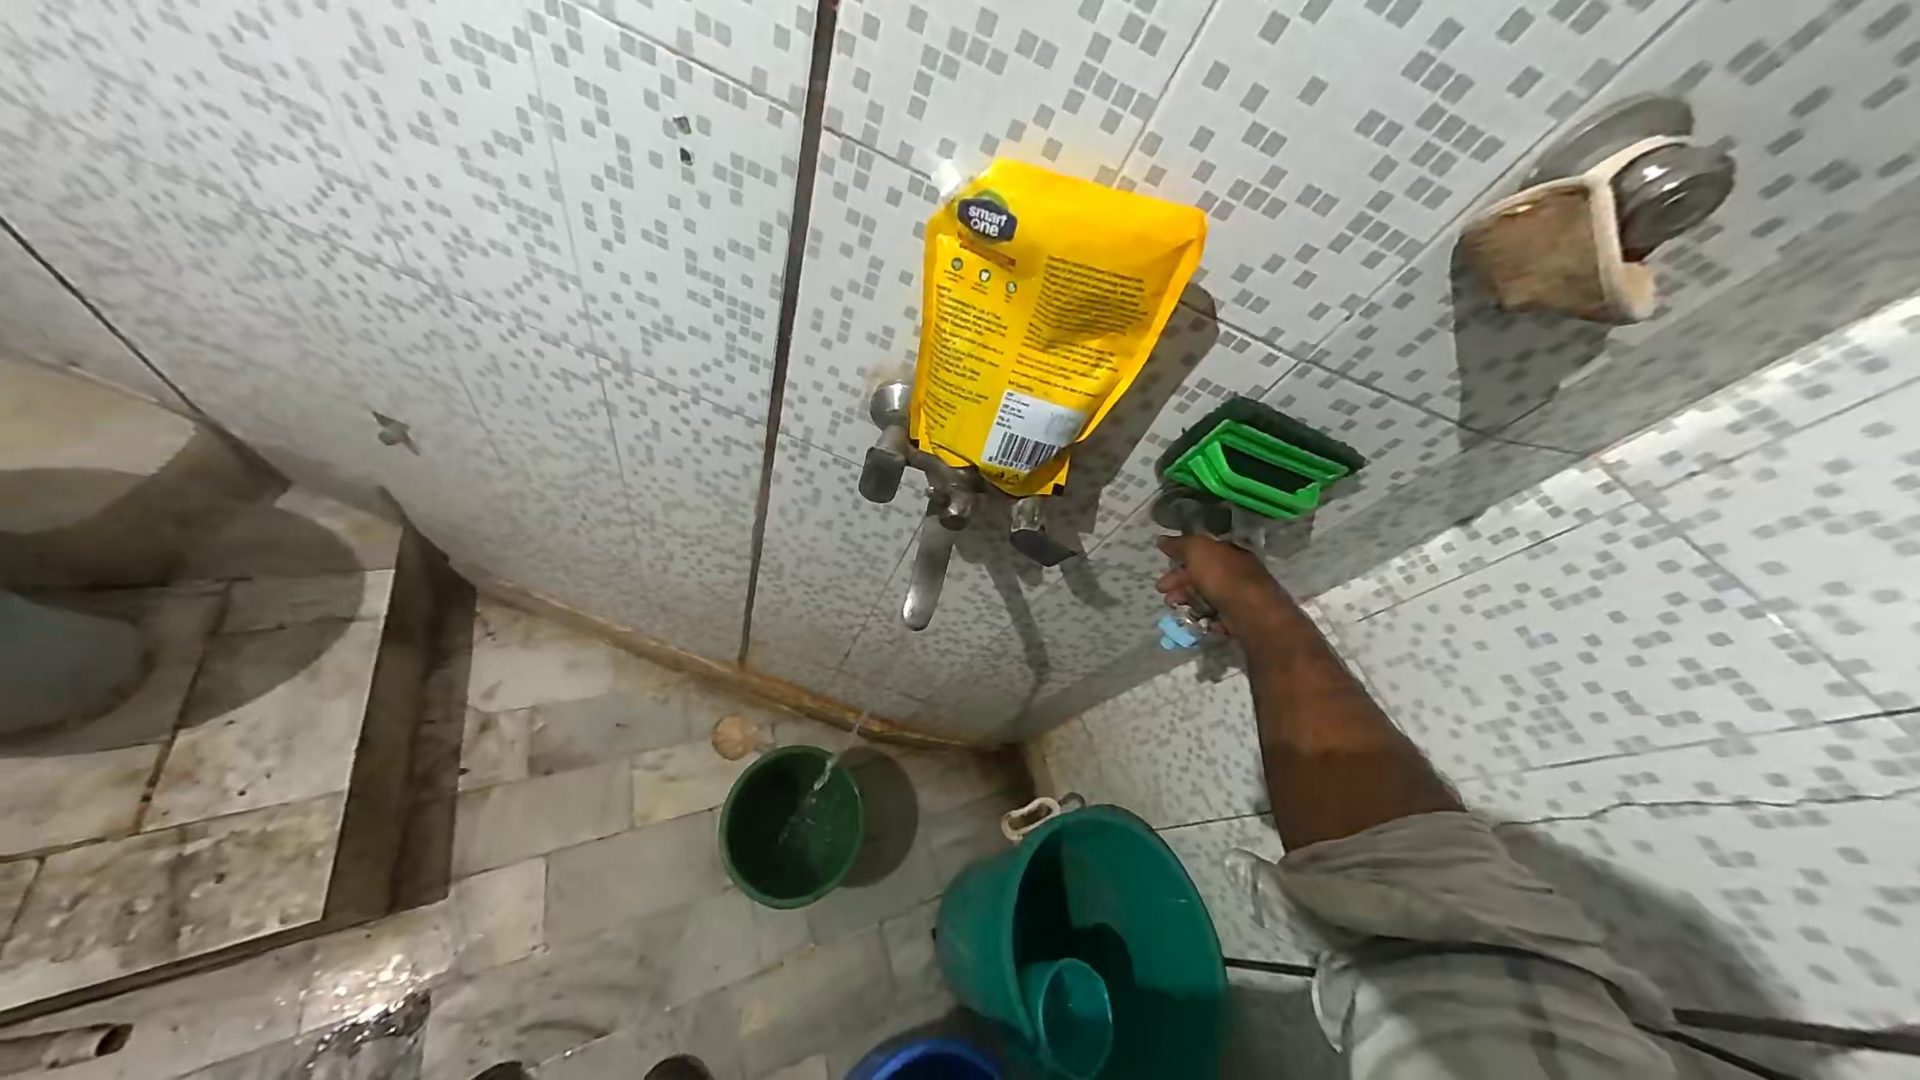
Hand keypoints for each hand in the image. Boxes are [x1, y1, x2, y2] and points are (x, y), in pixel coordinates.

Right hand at [1155, 533, 1292, 634]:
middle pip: (1201, 576)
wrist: (1249, 611)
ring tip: (1173, 606)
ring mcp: (1238, 596)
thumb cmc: (1222, 576)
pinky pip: (1215, 615)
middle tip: (1162, 591)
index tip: (1163, 569)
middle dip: (1179, 583)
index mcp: (1229, 553)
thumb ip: (1179, 544)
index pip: (1201, 554)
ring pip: (1206, 596)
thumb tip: (1161, 539)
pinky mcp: (1238, 618)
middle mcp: (1236, 572)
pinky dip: (1202, 616)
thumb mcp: (1197, 550)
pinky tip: (1194, 618)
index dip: (1180, 560)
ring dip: (1186, 600)